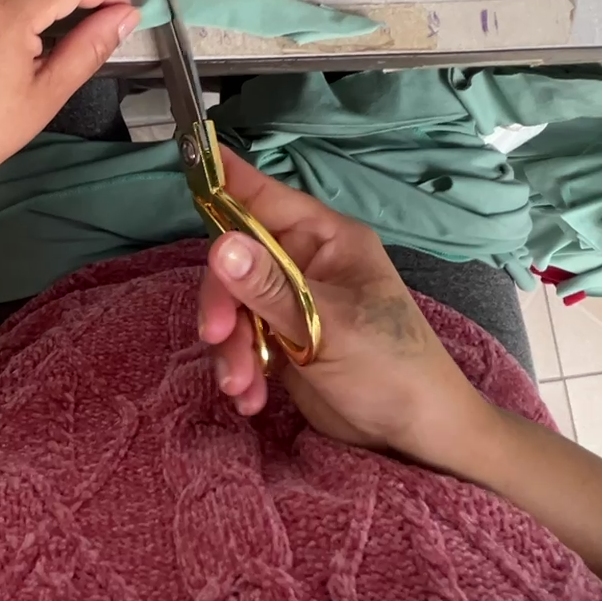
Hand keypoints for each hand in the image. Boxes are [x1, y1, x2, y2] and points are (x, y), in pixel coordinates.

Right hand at [197, 148, 489, 462]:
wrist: (415, 438)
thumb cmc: (392, 367)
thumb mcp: (330, 325)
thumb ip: (270, 287)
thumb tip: (219, 245)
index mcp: (325, 239)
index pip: (265, 197)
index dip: (226, 179)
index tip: (186, 162)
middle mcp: (302, 261)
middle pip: (234, 260)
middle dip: (224, 303)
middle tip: (218, 336)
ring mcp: (288, 300)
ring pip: (232, 304)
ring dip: (230, 347)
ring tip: (241, 386)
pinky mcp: (279, 338)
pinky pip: (240, 339)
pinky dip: (240, 367)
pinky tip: (252, 397)